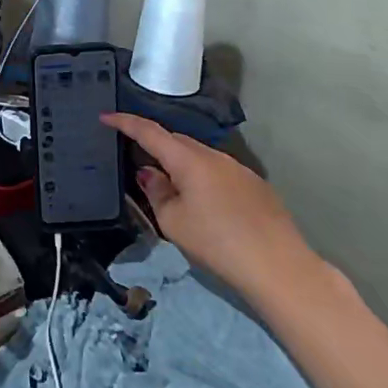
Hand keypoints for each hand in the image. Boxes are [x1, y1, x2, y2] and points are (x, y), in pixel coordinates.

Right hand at [100, 113, 325, 302]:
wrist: (283, 271)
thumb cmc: (218, 243)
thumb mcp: (172, 221)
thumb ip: (155, 191)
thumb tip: (150, 173)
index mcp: (188, 160)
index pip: (149, 131)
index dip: (124, 122)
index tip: (105, 117)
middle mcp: (215, 157)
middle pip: (176, 140)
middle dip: (155, 144)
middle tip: (137, 158)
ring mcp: (240, 171)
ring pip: (200, 156)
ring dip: (181, 162)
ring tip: (171, 185)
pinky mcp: (258, 188)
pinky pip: (219, 171)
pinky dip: (202, 176)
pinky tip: (205, 202)